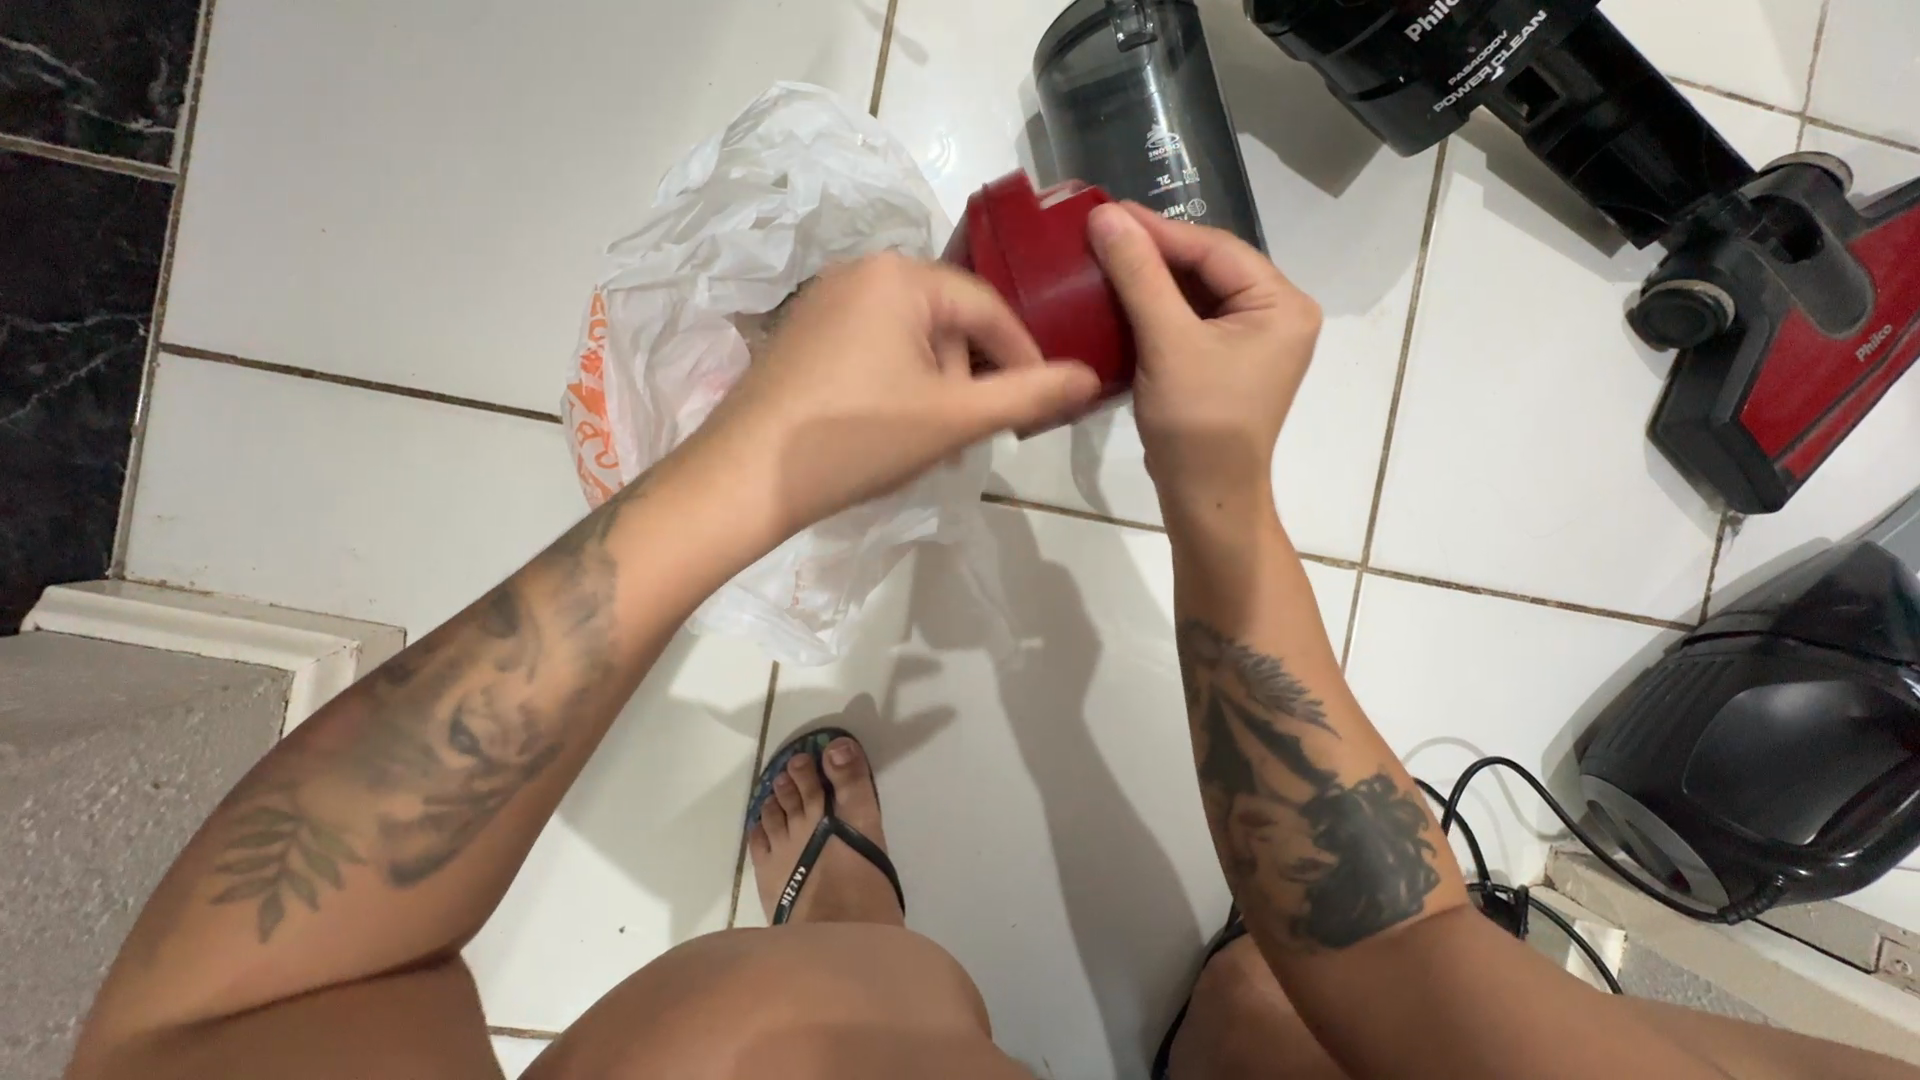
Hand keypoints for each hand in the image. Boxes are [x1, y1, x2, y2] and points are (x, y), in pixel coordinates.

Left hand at [686, 252, 1101, 536]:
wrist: (745, 479)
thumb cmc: (856, 440)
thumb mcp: (954, 418)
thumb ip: (1028, 395)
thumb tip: (1091, 377)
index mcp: (900, 276)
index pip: (988, 308)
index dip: (1025, 357)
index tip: (1042, 404)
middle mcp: (861, 272)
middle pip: (949, 322)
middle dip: (972, 378)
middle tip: (977, 434)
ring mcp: (824, 302)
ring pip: (912, 340)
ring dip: (936, 388)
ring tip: (933, 442)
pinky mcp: (803, 336)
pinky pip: (874, 350)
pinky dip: (898, 386)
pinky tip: (892, 431)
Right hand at [1088, 203, 1321, 517]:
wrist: (1204, 496)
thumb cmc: (1197, 422)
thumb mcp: (1168, 342)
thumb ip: (1139, 276)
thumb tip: (1105, 216)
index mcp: (1282, 304)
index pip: (1215, 250)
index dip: (1159, 229)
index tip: (1107, 213)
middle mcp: (1277, 316)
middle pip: (1208, 268)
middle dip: (1155, 254)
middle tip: (1102, 234)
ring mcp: (1253, 343)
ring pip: (1197, 295)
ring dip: (1151, 281)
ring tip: (1104, 260)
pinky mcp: (1226, 365)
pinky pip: (1191, 323)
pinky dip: (1156, 311)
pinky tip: (1121, 300)